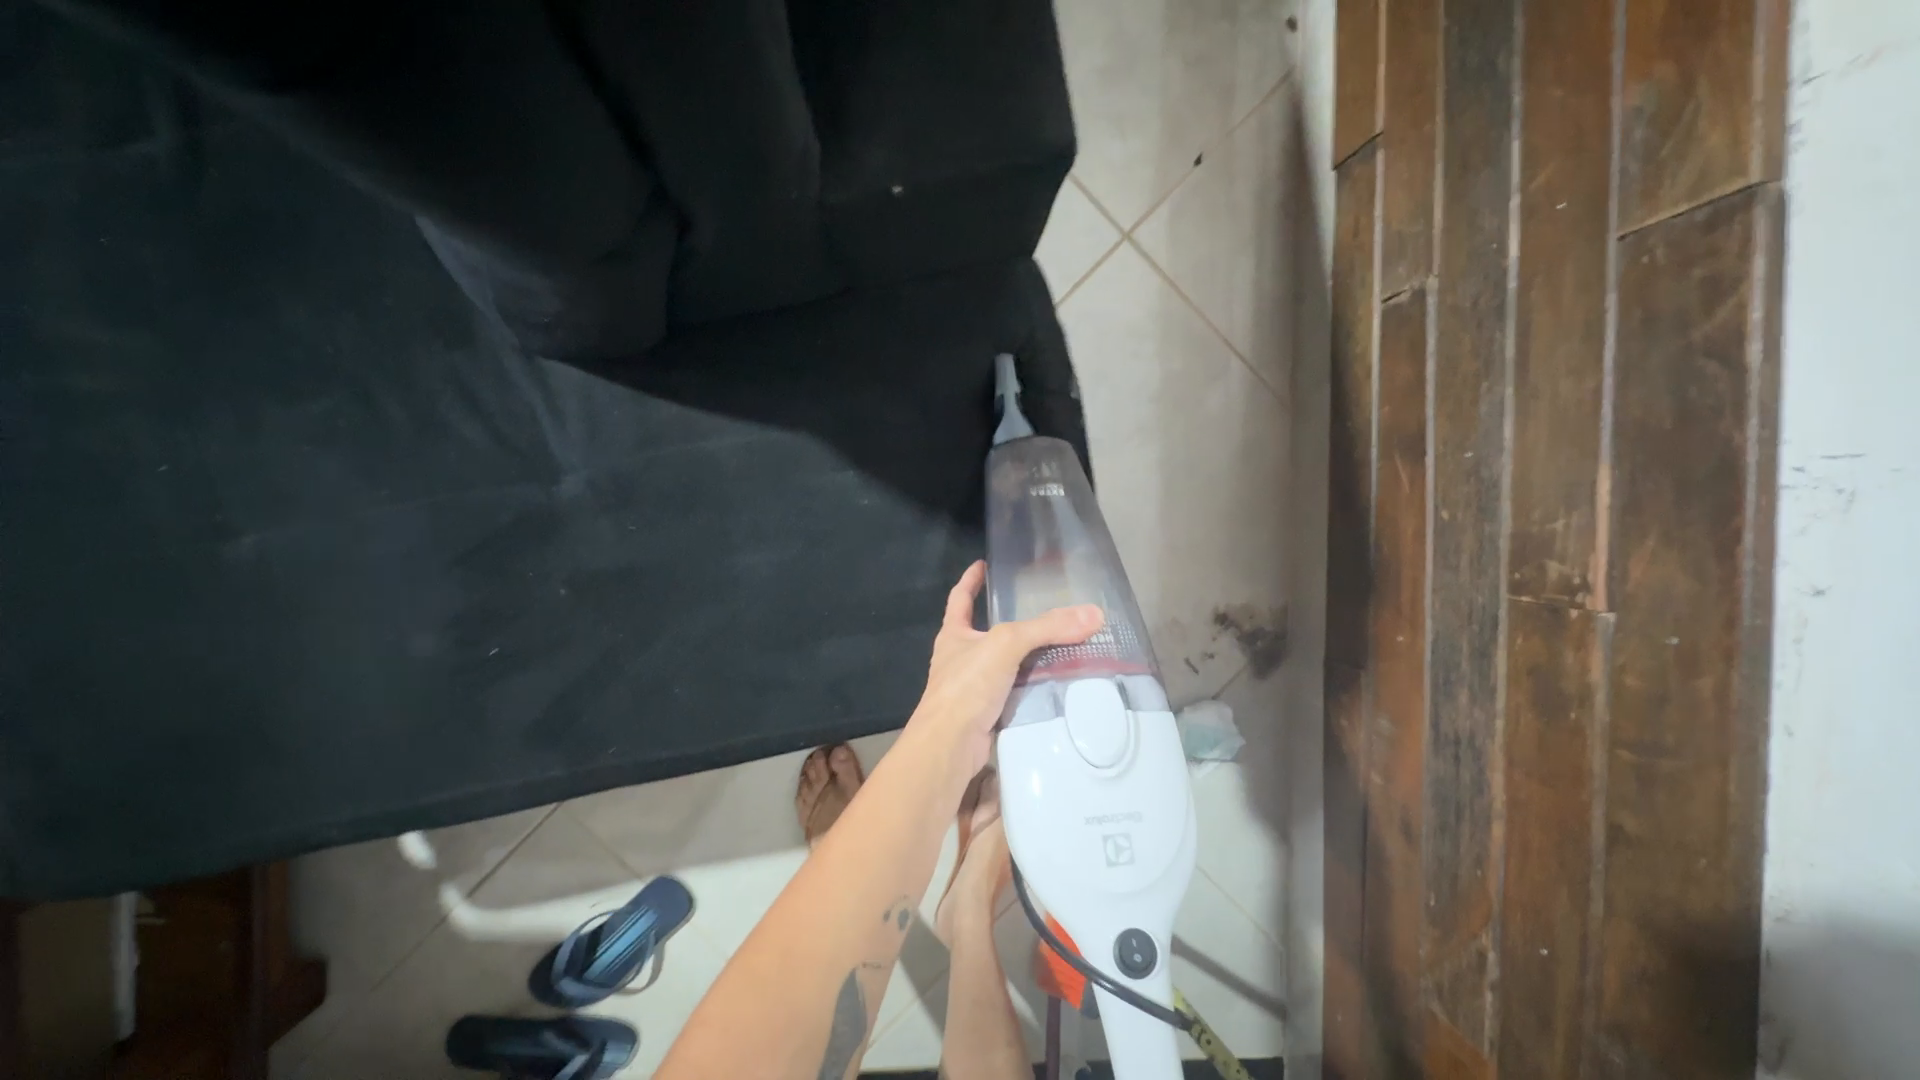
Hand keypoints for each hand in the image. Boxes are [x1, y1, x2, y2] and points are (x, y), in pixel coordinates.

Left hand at [908, 560, 1102, 781]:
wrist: (950, 745)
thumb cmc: (967, 685)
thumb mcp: (1007, 645)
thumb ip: (1047, 628)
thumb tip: (1094, 613)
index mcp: (954, 635)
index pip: (960, 598)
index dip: (970, 580)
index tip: (982, 565)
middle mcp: (959, 659)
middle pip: (986, 634)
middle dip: (1011, 624)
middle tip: (1042, 612)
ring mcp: (971, 689)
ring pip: (1004, 667)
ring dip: (1026, 660)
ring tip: (1059, 648)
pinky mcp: (986, 715)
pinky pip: (1014, 695)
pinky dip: (1032, 690)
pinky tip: (1055, 687)